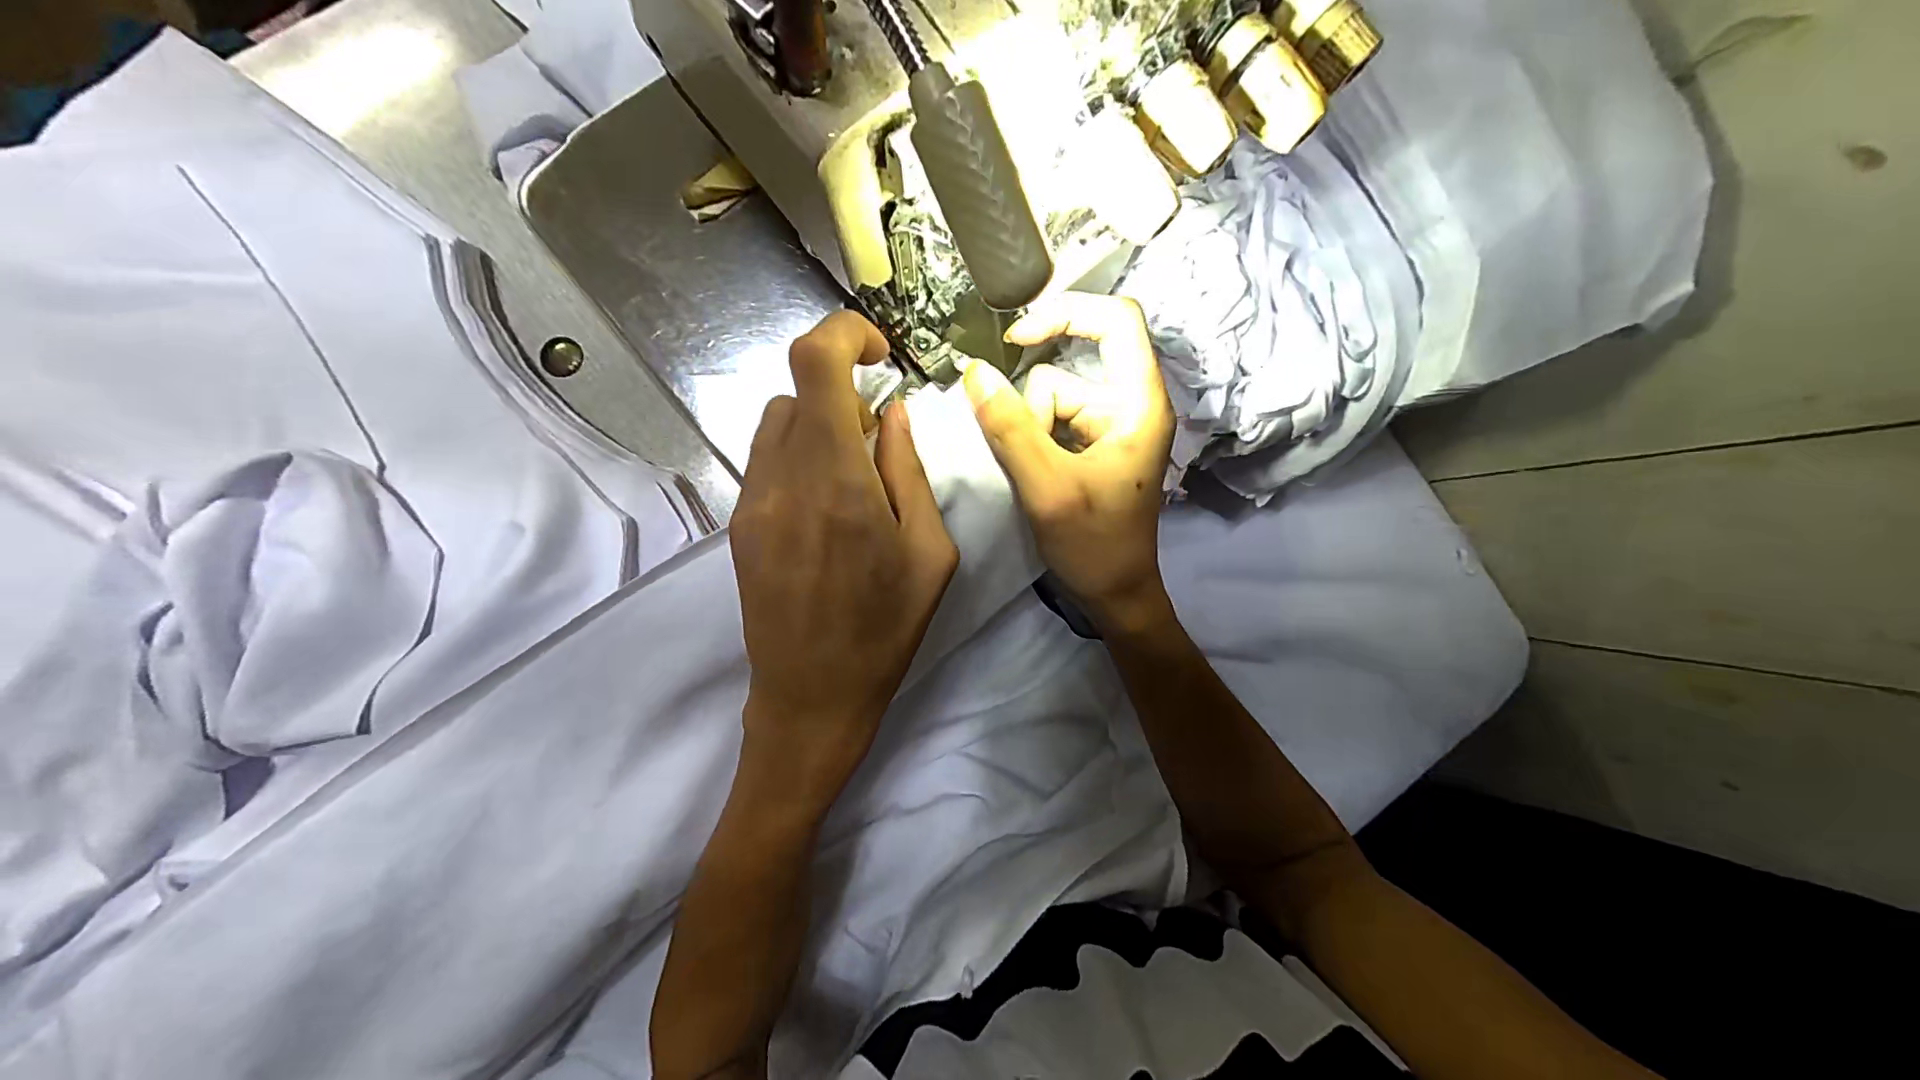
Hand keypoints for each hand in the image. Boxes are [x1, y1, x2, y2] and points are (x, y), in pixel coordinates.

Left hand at [731, 312, 958, 807]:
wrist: (810, 696)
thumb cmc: (885, 631)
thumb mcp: (929, 553)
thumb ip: (909, 471)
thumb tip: (891, 412)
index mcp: (839, 483)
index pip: (815, 363)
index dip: (844, 333)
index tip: (878, 355)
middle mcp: (783, 480)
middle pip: (798, 390)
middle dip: (843, 399)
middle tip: (877, 446)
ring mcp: (751, 501)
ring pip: (776, 422)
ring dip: (818, 428)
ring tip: (850, 483)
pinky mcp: (737, 523)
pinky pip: (766, 461)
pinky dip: (798, 459)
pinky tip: (823, 513)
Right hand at [962, 292, 1175, 632]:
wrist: (1116, 595)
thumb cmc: (1094, 546)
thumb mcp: (1046, 487)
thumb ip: (1008, 427)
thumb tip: (973, 371)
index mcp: (1138, 403)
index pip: (1116, 320)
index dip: (1066, 313)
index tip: (1017, 338)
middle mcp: (1127, 405)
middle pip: (1068, 366)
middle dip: (1033, 405)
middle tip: (1026, 454)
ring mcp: (1108, 426)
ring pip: (1051, 397)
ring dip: (1029, 430)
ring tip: (1036, 479)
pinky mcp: (1091, 446)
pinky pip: (1050, 421)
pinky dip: (1032, 440)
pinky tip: (1034, 477)